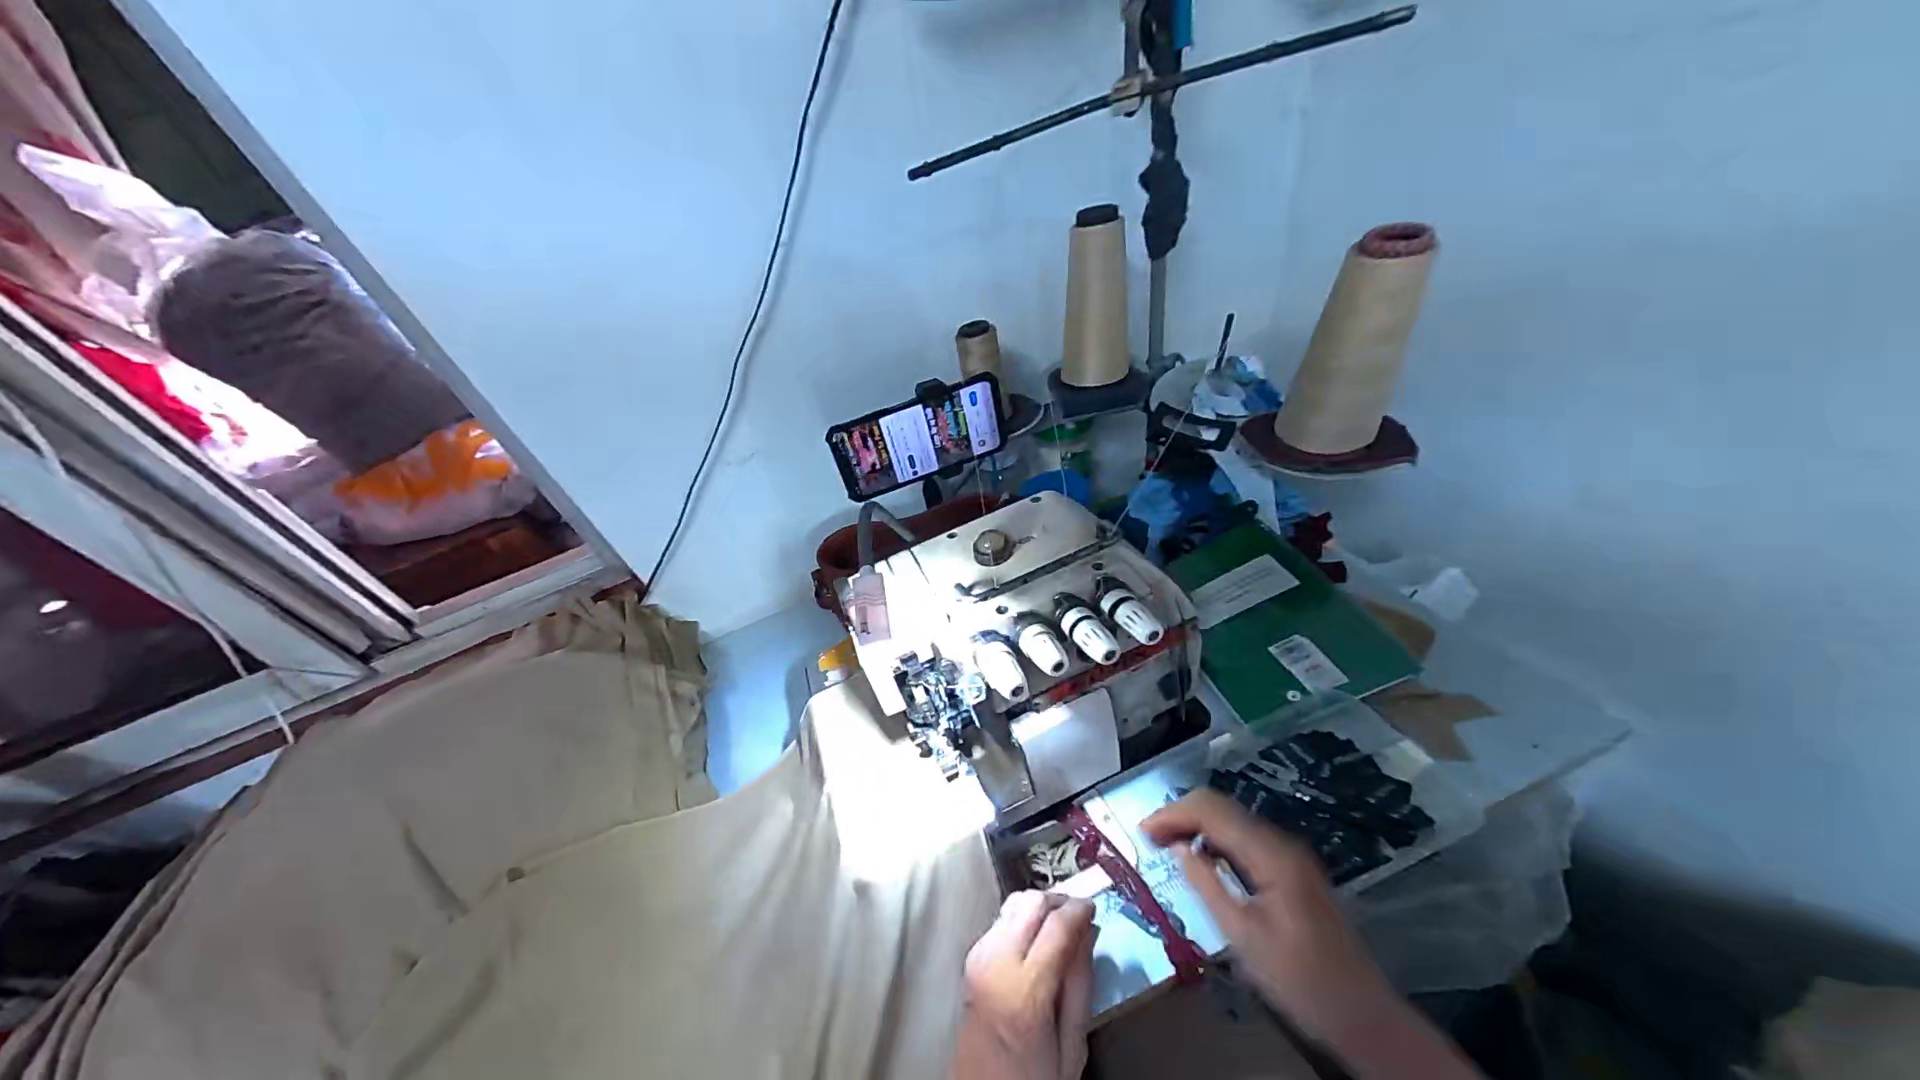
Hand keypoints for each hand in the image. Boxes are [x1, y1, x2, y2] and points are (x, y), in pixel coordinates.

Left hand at [950, 891, 1096, 1079]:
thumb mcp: (1071, 1046)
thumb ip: (1080, 986)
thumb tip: (1088, 934)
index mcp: (1024, 990)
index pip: (1057, 925)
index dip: (1079, 909)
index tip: (1093, 907)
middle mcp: (996, 963)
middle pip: (1031, 901)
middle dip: (1059, 901)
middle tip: (1078, 915)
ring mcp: (978, 957)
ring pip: (1014, 904)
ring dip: (1039, 908)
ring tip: (1059, 928)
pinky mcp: (970, 959)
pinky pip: (1001, 921)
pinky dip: (1022, 920)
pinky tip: (1036, 941)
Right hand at [1141, 790, 1396, 1046]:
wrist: (1364, 1016)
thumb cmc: (1300, 982)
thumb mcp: (1242, 937)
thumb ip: (1207, 885)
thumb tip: (1177, 847)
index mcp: (1271, 855)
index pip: (1212, 811)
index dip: (1172, 814)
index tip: (1142, 830)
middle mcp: (1282, 843)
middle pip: (1222, 806)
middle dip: (1180, 814)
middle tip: (1148, 836)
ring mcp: (1289, 854)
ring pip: (1232, 819)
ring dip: (1195, 824)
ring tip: (1164, 843)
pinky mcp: (1291, 868)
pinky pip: (1244, 837)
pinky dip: (1214, 838)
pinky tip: (1198, 855)